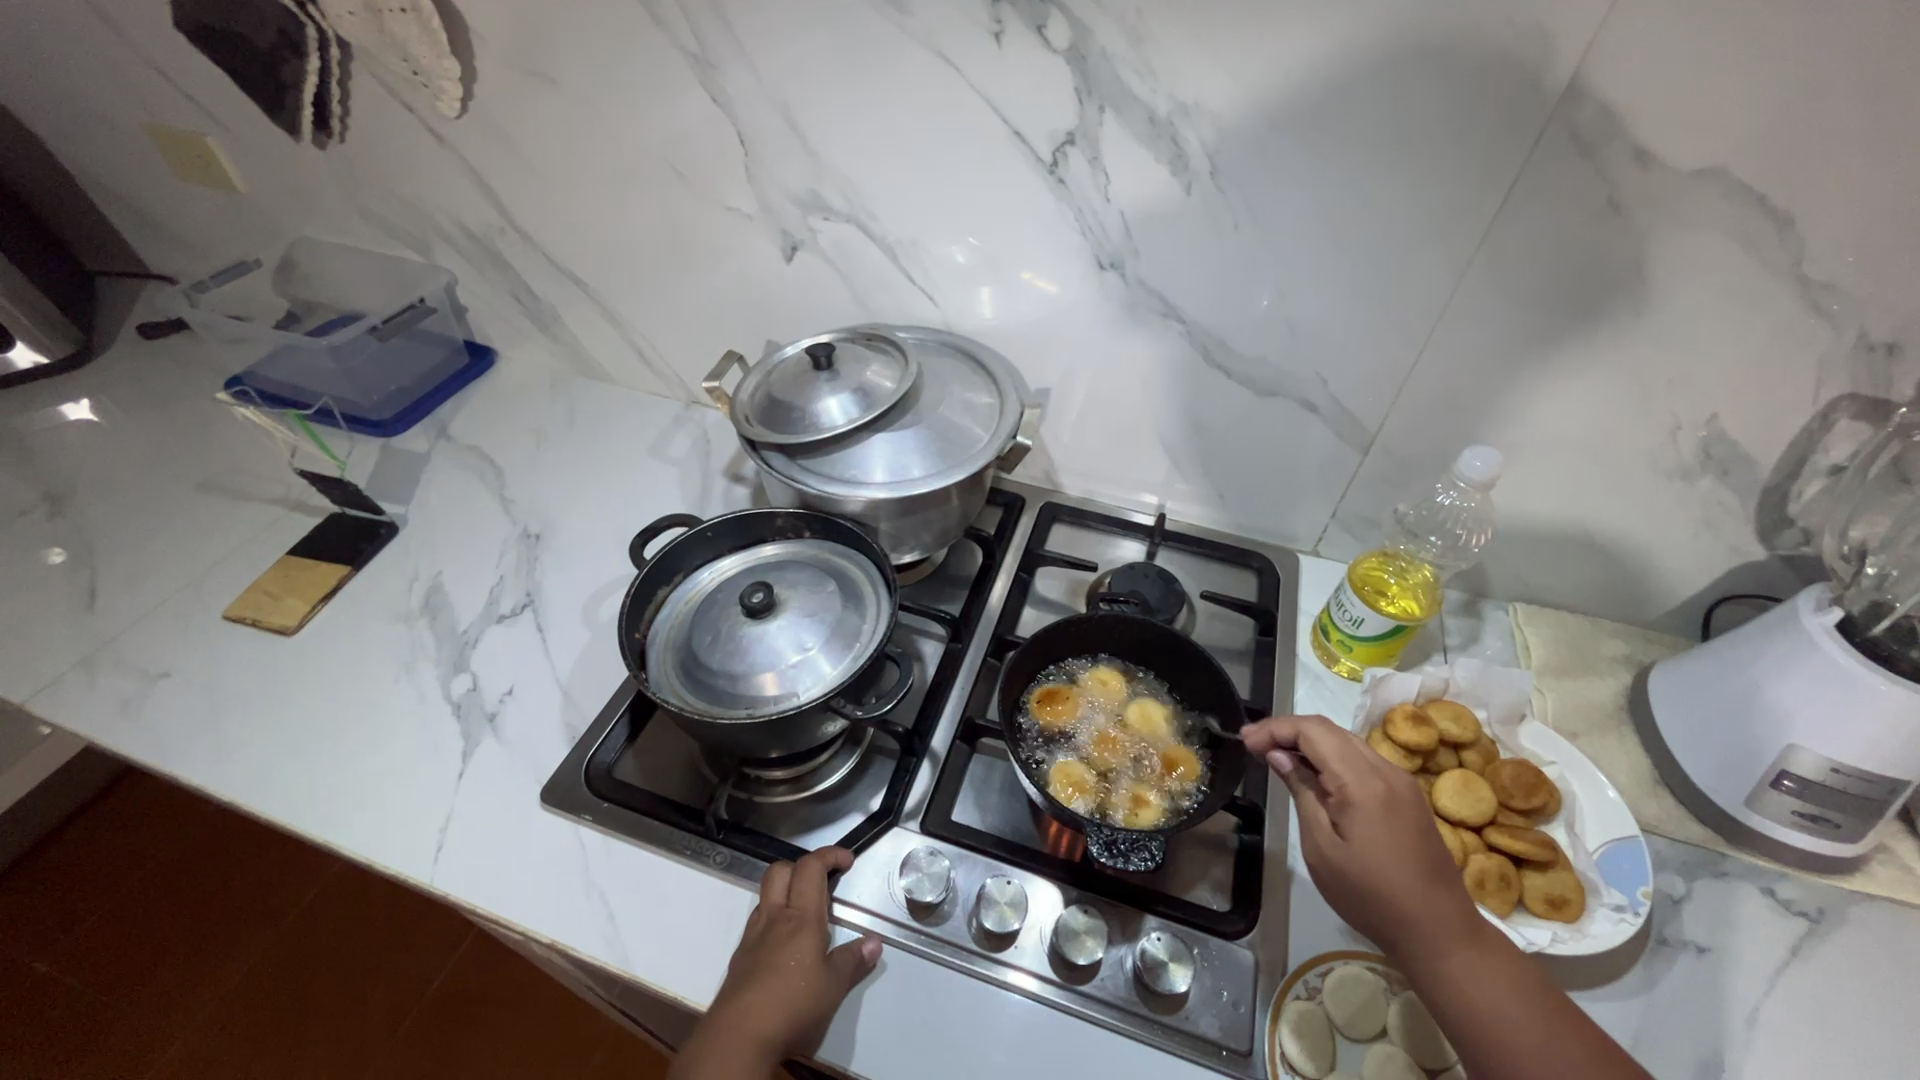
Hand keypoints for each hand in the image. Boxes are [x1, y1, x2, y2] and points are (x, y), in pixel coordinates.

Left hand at [689, 847, 880, 1071]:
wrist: (738, 1038)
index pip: (811, 868)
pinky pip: (757, 924)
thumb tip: (874, 943)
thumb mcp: (834, 987)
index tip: (847, 861)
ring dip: (786, 893)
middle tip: (823, 883)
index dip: (829, 855)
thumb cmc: (793, 1006)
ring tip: (807, 917)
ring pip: (766, 896)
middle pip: (780, 871)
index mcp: (801, 918)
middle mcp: (774, 919)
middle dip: (802, 866)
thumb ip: (853, 961)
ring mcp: (753, 937)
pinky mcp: (740, 958)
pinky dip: (774, 921)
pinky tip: (786, 947)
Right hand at [1242, 715, 1478, 956]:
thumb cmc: (1370, 896)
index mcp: (1363, 781)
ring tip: (1275, 757)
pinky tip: (1313, 776)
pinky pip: (1363, 761)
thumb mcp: (1322, 848)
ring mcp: (1402, 782)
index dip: (1274, 729)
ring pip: (1347, 742)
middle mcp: (1386, 770)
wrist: (1439, 931)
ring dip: (1309, 743)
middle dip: (1288, 731)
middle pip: (1330, 730)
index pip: (1312, 730)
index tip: (1244, 742)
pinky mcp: (1408, 796)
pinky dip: (1331, 758)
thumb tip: (1279, 756)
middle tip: (1252, 746)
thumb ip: (1301, 792)